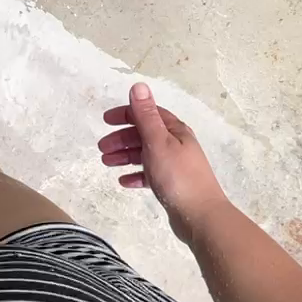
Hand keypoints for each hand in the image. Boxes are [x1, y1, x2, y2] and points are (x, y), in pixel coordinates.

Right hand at [99, 83, 229, 241]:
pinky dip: (135, 175)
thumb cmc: (177, 176)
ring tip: (106, 163)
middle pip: (144, 134)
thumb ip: (146, 115)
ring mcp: (174, 165)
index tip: (105, 121)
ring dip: (125, 156)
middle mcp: (176, 145)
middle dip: (121, 138)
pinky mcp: (171, 184)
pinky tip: (124, 181)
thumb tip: (138, 86)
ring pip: (144, 154)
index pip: (147, 114)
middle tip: (102, 148)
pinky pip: (149, 174)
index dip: (126, 114)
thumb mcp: (158, 142)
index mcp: (174, 131)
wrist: (200, 216)